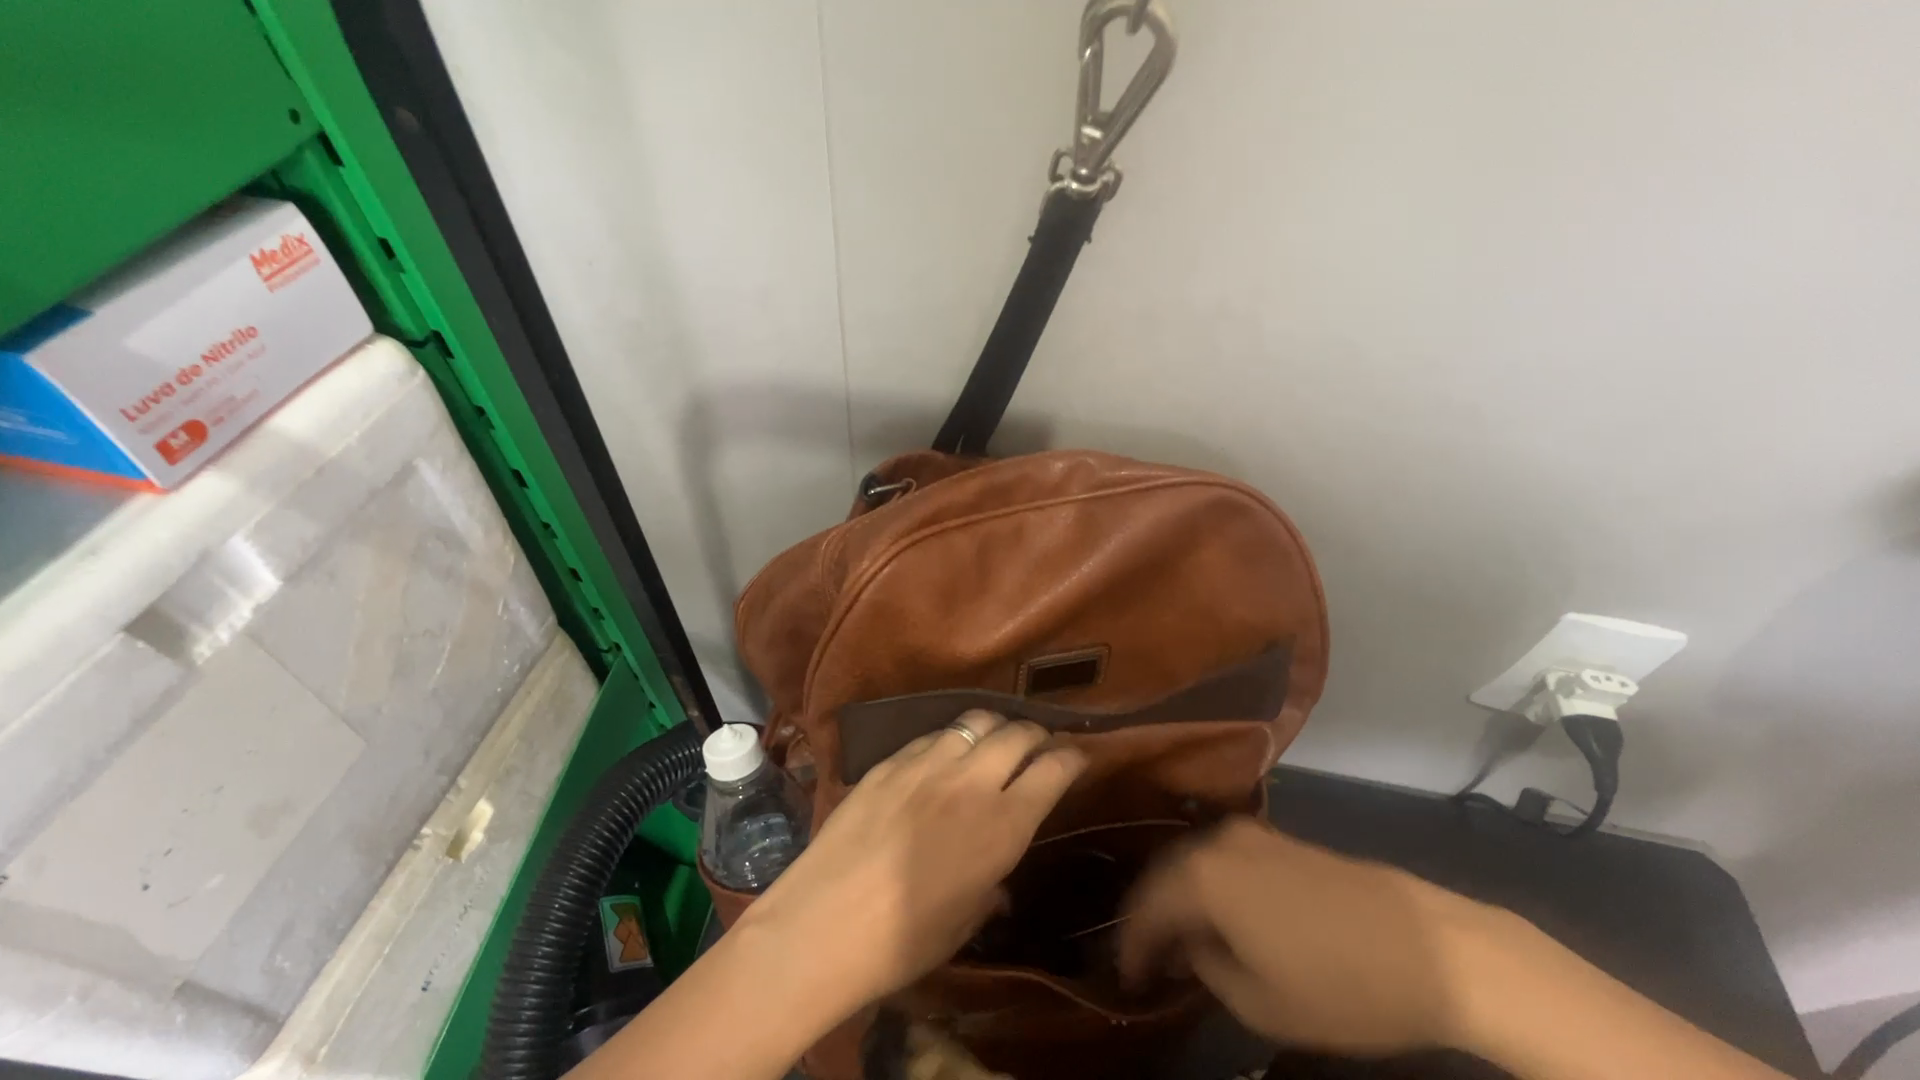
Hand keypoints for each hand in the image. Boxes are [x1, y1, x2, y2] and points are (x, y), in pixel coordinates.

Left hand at [738, 711, 1087, 1013]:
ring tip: (992, 740)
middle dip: (1035, 734)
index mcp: (1003, 826)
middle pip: (1017, 733)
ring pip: (972, 722)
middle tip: (1037, 745)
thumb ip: (990, 891)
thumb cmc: (903, 943)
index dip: (1071, 758)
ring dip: (993, 727)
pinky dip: (947, 740)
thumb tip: (997, 884)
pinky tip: (942, 754)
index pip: (1054, 769)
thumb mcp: (964, 924)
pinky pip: (929, 736)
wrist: (822, 927)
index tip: (1077, 758)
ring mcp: (924, 766)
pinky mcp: (886, 764)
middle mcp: (971, 783)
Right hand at [1116, 818, 1517, 1057]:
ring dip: (1186, 902)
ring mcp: (1260, 836)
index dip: (1131, 948)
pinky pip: (1231, 862)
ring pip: (1200, 865)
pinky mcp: (1291, 842)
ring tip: (1187, 945)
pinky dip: (1218, 891)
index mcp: (1203, 875)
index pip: (1144, 909)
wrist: (1442, 951)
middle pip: (1167, 877)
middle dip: (1153, 919)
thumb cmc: (1343, 986)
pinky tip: (1229, 922)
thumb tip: (1194, 949)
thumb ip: (1208, 970)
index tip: (1127, 981)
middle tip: (1150, 962)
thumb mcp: (1259, 1003)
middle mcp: (1222, 842)